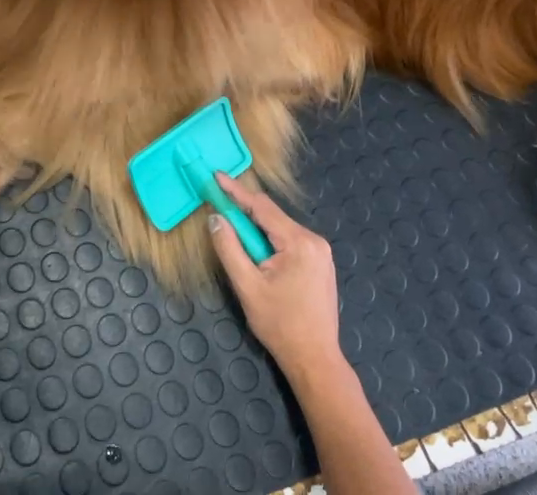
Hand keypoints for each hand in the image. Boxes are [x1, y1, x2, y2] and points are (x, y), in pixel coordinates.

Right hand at [208, 172, 344, 374]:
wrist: (315, 359)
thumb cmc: (280, 324)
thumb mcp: (247, 286)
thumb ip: (229, 248)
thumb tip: (216, 218)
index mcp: (299, 243)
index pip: (262, 208)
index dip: (236, 191)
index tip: (215, 176)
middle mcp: (314, 241)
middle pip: (272, 217)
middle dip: (244, 213)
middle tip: (218, 208)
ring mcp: (321, 253)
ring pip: (279, 230)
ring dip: (256, 231)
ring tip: (234, 236)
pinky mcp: (320, 264)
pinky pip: (289, 242)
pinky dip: (269, 242)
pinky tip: (257, 254)